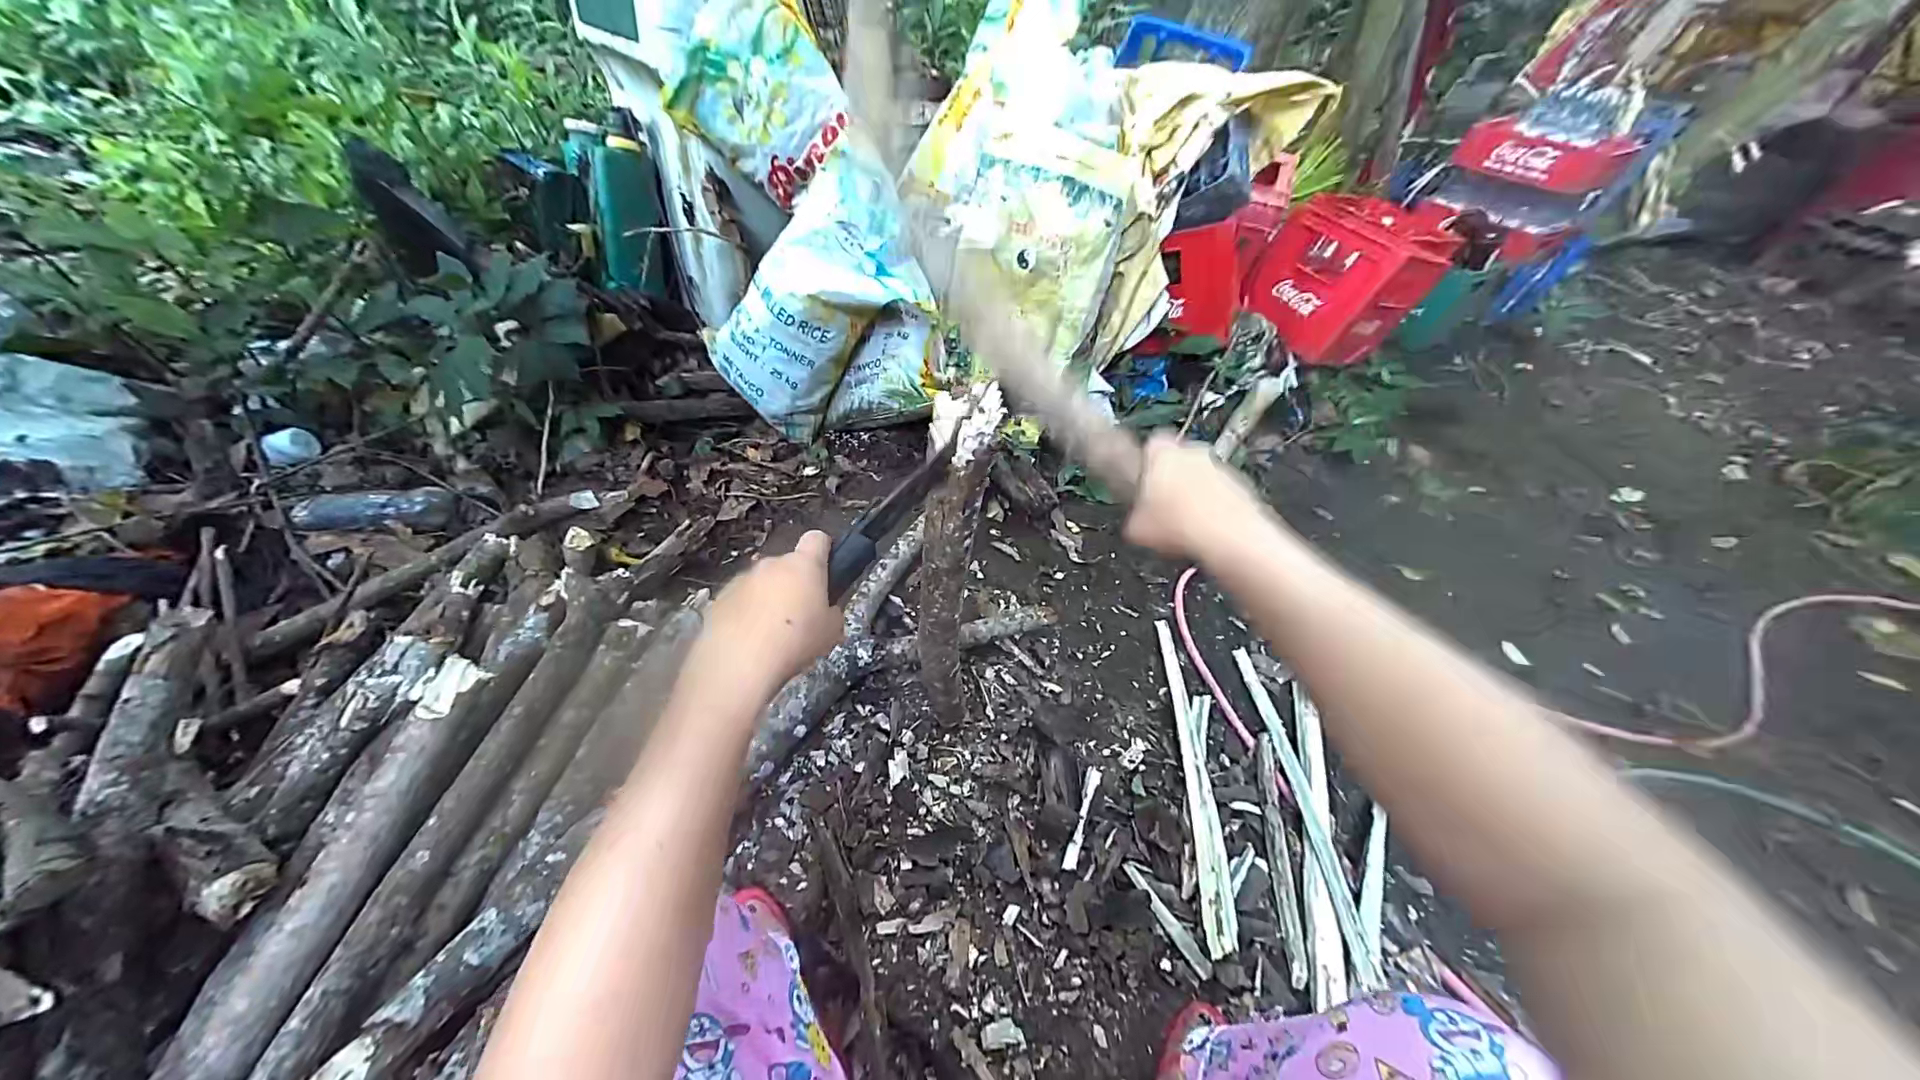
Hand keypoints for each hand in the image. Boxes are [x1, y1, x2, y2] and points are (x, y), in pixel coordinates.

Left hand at [691, 530, 843, 694]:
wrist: (739, 665)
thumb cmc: (796, 642)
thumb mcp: (832, 631)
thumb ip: (831, 611)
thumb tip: (824, 610)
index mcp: (804, 565)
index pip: (818, 539)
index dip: (824, 550)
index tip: (826, 569)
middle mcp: (771, 564)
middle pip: (787, 566)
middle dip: (793, 584)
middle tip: (800, 617)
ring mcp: (741, 580)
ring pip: (761, 584)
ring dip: (767, 600)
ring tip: (771, 636)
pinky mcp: (718, 600)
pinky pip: (739, 602)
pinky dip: (744, 615)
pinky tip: (748, 643)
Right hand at [1122, 433, 1269, 561]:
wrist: (1226, 538)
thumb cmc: (1179, 526)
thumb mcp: (1137, 528)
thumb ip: (1134, 516)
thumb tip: (1135, 522)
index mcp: (1162, 453)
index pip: (1151, 444)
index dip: (1146, 463)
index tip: (1144, 480)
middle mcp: (1193, 452)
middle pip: (1178, 459)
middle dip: (1171, 479)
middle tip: (1162, 506)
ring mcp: (1219, 466)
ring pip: (1200, 475)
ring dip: (1194, 494)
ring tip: (1185, 524)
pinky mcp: (1240, 484)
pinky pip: (1220, 492)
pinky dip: (1214, 506)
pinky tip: (1205, 529)